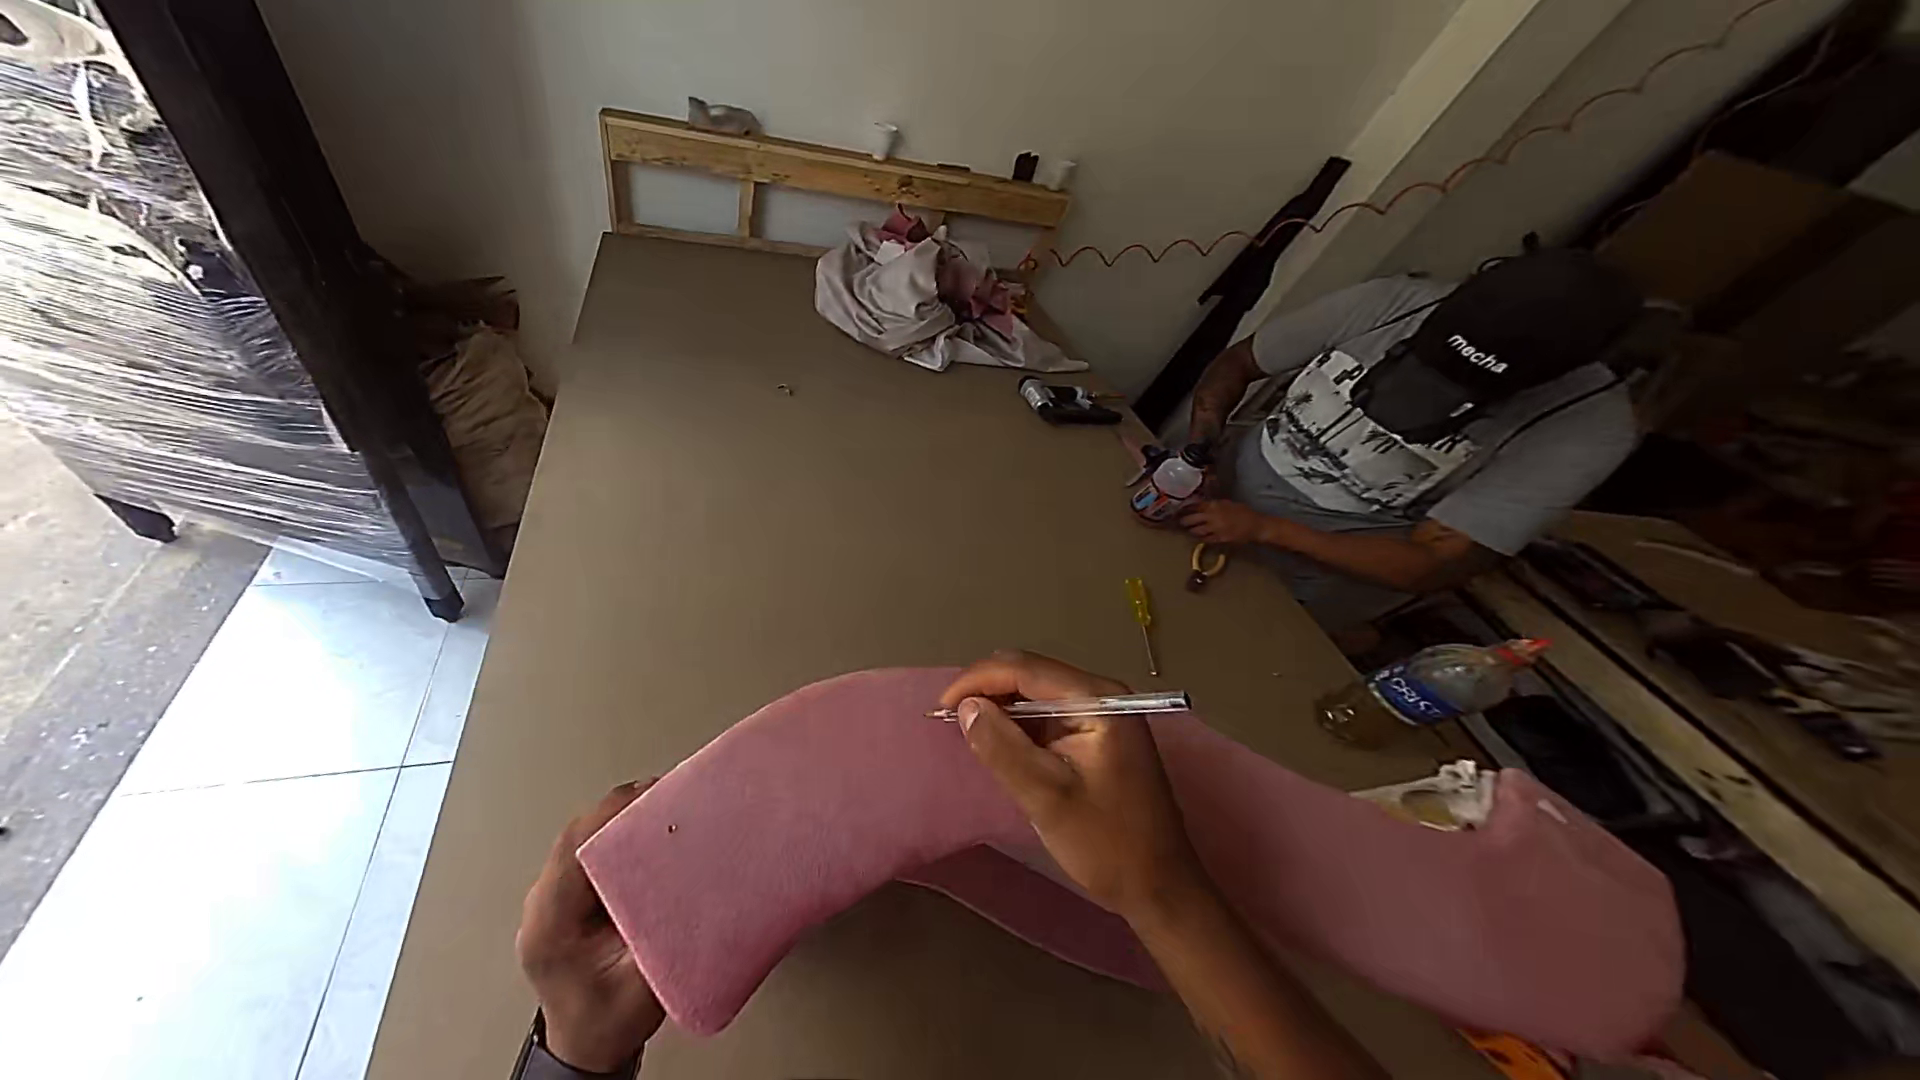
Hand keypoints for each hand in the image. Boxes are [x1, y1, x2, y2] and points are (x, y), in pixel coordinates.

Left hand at [517, 782, 665, 1072]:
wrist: (588, 1045)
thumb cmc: (608, 1021)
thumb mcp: (644, 983)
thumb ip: (665, 933)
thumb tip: (697, 885)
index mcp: (551, 924)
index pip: (575, 848)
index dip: (613, 814)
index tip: (653, 793)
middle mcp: (546, 903)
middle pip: (581, 833)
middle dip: (626, 805)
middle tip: (671, 790)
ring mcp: (556, 896)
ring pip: (587, 834)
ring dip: (625, 813)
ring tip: (667, 800)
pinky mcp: (573, 893)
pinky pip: (594, 845)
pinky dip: (623, 827)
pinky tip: (652, 822)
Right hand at [941, 650, 1205, 919]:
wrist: (1161, 887)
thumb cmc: (1108, 844)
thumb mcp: (1047, 797)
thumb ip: (1003, 747)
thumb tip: (966, 706)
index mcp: (1097, 699)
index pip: (1026, 669)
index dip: (978, 680)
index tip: (942, 707)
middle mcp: (1100, 693)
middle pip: (1030, 673)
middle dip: (987, 689)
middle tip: (952, 720)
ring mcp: (1100, 711)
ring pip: (1035, 691)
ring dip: (1000, 706)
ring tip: (969, 731)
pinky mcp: (1095, 731)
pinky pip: (1046, 713)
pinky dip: (1018, 723)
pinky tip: (1000, 742)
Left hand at [1180, 499, 1270, 544]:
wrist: (1255, 525)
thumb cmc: (1243, 512)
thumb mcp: (1227, 503)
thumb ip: (1213, 505)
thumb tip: (1201, 506)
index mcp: (1214, 505)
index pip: (1194, 506)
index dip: (1185, 509)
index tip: (1179, 510)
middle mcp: (1211, 516)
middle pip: (1190, 519)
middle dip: (1183, 521)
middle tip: (1180, 522)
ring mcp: (1214, 529)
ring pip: (1195, 530)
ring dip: (1191, 530)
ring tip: (1189, 530)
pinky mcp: (1218, 539)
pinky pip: (1204, 539)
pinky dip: (1200, 538)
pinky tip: (1199, 537)